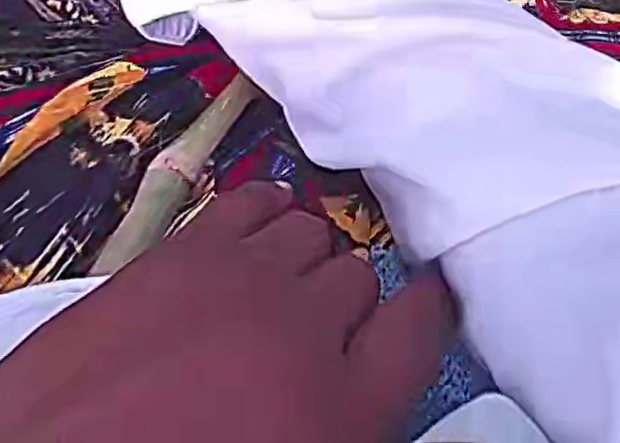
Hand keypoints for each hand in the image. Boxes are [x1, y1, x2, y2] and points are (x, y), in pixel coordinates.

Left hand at [0, 182, 456, 442]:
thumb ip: (337, 419)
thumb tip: (361, 380)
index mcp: (336, 411)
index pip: (419, 329)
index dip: (429, 310)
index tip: (425, 304)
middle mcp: (302, 329)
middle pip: (362, 277)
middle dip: (348, 304)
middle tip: (317, 333)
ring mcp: (244, 276)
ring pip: (312, 233)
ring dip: (305, 262)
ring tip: (277, 290)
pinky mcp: (190, 245)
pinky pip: (258, 200)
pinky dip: (266, 217)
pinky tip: (254, 240)